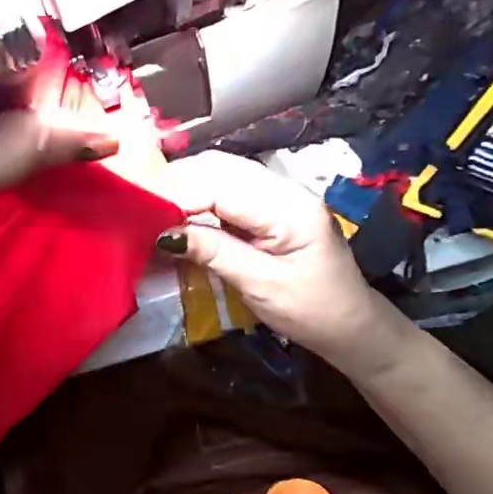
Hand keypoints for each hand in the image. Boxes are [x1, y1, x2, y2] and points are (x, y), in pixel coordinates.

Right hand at [159, 151, 406, 372]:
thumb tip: (164, 235)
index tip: (142, 214)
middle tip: (141, 208)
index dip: (178, 195)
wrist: (351, 326)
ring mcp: (278, 196)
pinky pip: (227, 190)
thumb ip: (214, 253)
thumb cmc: (312, 311)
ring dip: (185, 187)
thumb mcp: (261, 286)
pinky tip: (179, 215)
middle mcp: (285, 190)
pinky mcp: (268, 208)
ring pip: (221, 173)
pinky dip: (198, 198)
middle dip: (177, 182)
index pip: (221, 186)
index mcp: (290, 208)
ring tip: (154, 211)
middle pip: (220, 167)